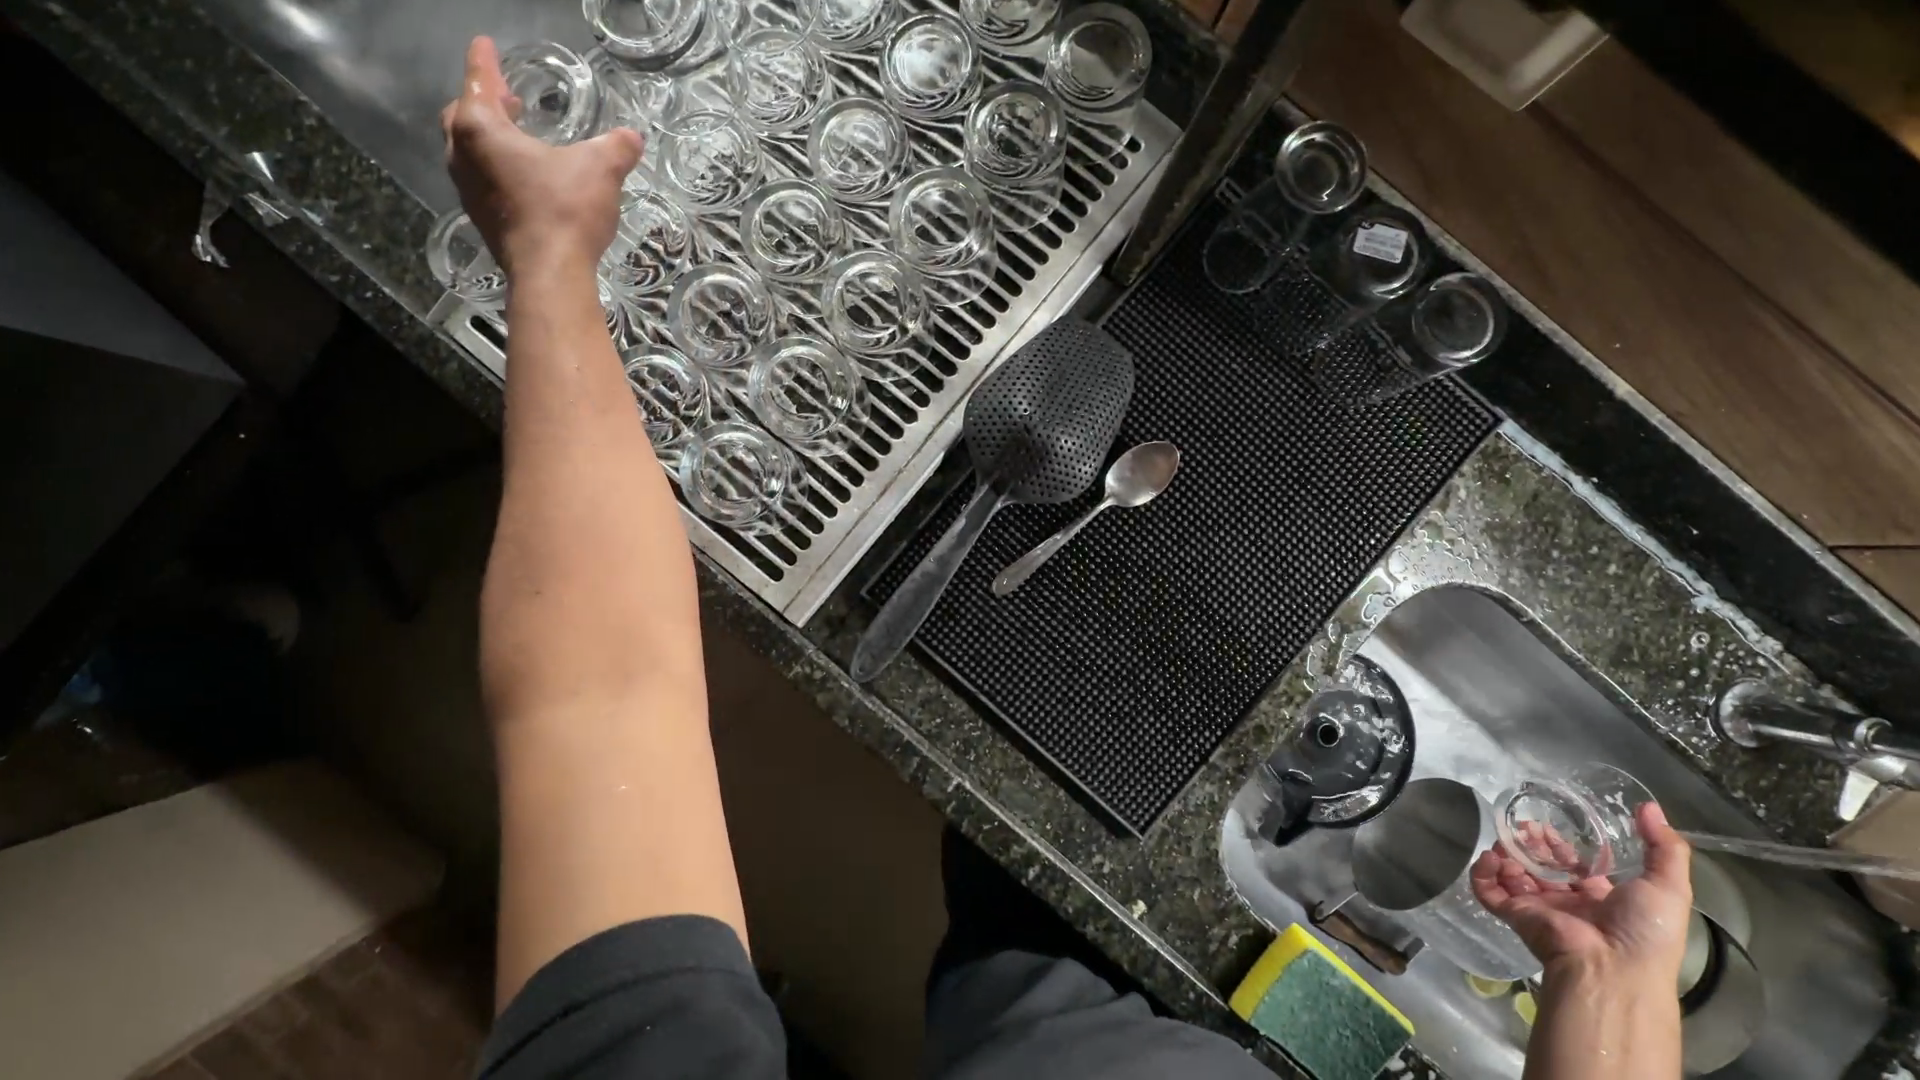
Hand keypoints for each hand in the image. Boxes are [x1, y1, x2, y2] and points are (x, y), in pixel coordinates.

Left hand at [440, 37, 641, 277]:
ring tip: (516, 135)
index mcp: (481, 130)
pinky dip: (498, 169)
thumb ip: (616, 148)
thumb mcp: (600, 169)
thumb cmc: (564, 210)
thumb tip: (633, 138)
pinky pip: (483, 181)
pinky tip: (524, 177)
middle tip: (505, 96)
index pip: (478, 81)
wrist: (550, 273)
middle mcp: (464, 156)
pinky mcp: (484, 222)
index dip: (484, 61)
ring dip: (490, 139)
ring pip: (470, 152)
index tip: (485, 45)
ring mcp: (469, 192)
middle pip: (463, 117)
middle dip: (483, 102)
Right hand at [1471, 801, 1692, 984]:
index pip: (1571, 866)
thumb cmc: (1644, 928)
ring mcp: (1537, 908)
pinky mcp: (1514, 914)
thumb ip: (1664, 847)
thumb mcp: (1668, 886)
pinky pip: (1488, 891)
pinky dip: (1483, 872)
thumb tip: (1649, 806)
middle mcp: (1565, 902)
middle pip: (1538, 866)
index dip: (1560, 845)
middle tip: (1524, 824)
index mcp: (1598, 898)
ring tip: (1507, 836)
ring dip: (1506, 851)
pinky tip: (1491, 857)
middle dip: (1529, 843)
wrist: (1614, 966)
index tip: (1551, 826)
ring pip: (1511, 874)